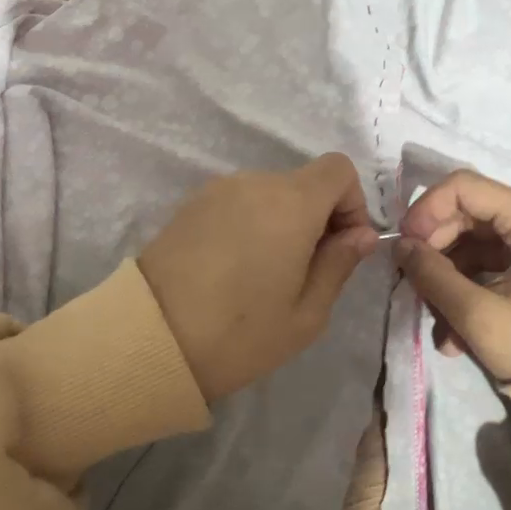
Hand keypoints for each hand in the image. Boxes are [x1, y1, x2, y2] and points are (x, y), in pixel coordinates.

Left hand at [139, 153, 379, 401]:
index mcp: (290, 203)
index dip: (352, 203)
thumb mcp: (306, 314)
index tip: (342, 247)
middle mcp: (254, 183)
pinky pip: (237, 204)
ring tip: (266, 276)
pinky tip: (234, 270)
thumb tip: (360, 235)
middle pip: (303, 183)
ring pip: (269, 194)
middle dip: (317, 218)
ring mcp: (217, 191)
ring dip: (281, 223)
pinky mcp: (190, 206)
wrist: (150, 339)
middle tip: (306, 273)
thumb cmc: (240, 334)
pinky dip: (250, 225)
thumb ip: (339, 264)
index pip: (338, 169)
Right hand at [395, 170, 510, 382]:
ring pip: (479, 242)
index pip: (465, 186)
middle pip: (471, 213)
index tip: (405, 244)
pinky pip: (496, 264)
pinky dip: (472, 287)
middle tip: (415, 282)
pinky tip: (455, 331)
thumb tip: (400, 247)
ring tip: (438, 322)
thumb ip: (432, 275)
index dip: (427, 208)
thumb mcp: (477, 316)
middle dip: (437, 247)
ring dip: (451, 275)